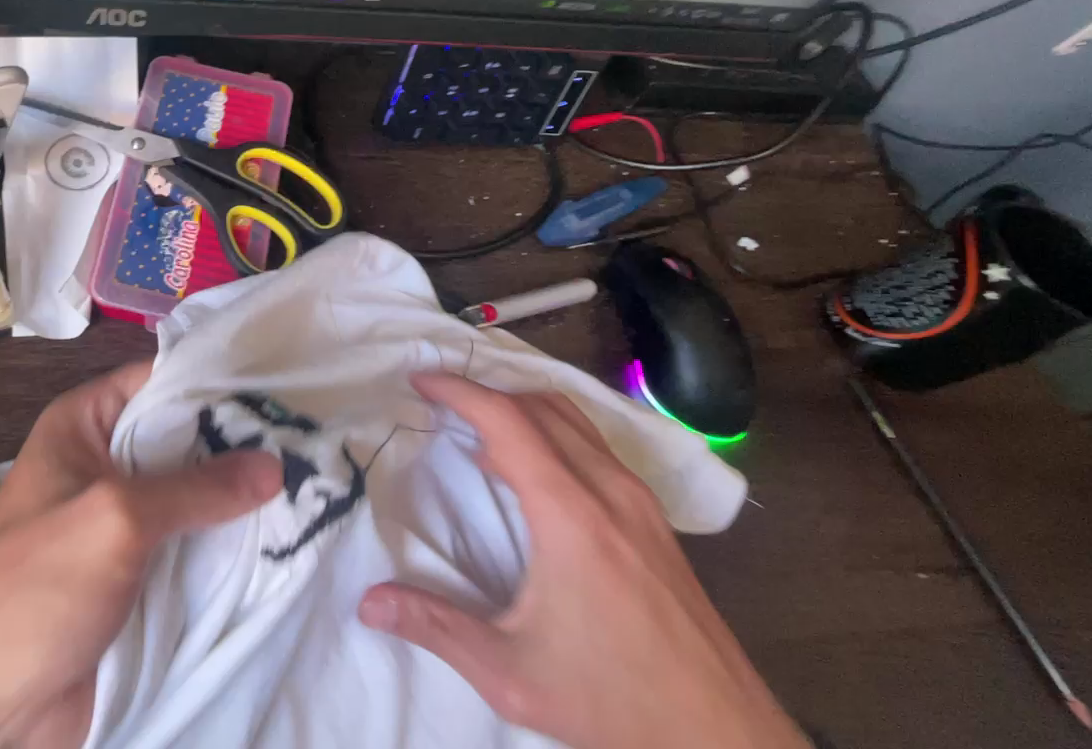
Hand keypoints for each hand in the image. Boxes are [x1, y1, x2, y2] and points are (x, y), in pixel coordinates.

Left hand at [0, 360, 281, 748]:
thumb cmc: (37, 587)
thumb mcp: (117, 518)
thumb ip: (196, 488)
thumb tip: (275, 464)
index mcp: (81, 425)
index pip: (156, 380)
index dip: (214, 379)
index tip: (282, 386)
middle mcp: (104, 462)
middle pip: (182, 436)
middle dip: (239, 441)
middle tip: (315, 436)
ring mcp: (122, 519)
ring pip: (193, 493)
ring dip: (241, 495)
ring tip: (318, 480)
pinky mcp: (139, 571)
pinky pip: (192, 543)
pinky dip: (230, 541)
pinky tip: (287, 534)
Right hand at [358, 374, 807, 748]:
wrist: (723, 737)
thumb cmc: (613, 699)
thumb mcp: (511, 672)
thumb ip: (436, 628)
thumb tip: (367, 602)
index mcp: (570, 514)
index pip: (507, 420)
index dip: (459, 391)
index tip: (420, 379)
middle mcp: (609, 491)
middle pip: (540, 406)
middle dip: (484, 392)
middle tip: (439, 402)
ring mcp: (640, 502)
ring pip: (574, 421)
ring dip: (521, 409)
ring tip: (478, 430)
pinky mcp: (656, 520)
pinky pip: (595, 446)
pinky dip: (552, 433)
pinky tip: (532, 471)